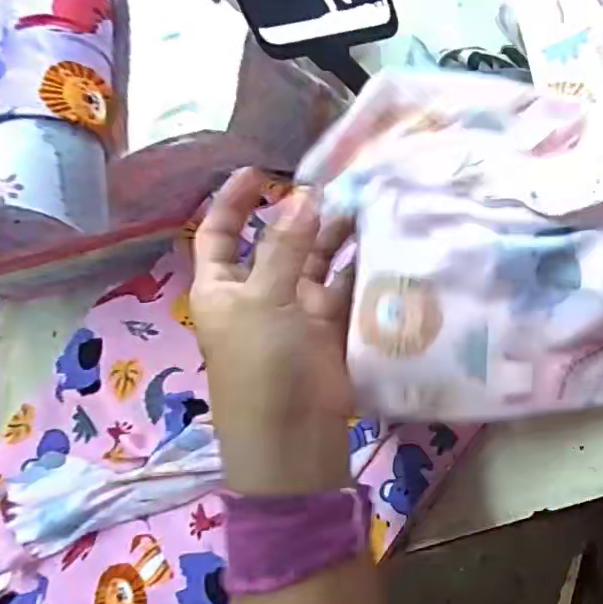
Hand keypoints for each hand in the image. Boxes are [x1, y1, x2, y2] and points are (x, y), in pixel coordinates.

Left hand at [191, 168, 355, 494]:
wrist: (295, 430)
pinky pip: (346, 289)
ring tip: (367, 210)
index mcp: (225, 286)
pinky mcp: (334, 326)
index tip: (260, 172)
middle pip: (280, 243)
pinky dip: (361, 270)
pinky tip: (380, 248)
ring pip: (319, 264)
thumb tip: (304, 197)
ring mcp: (300, 310)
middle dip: (303, 217)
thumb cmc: (262, 364)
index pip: (222, 233)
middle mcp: (262, 293)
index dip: (234, 202)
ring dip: (338, 239)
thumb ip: (285, 248)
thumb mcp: (264, 300)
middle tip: (340, 189)